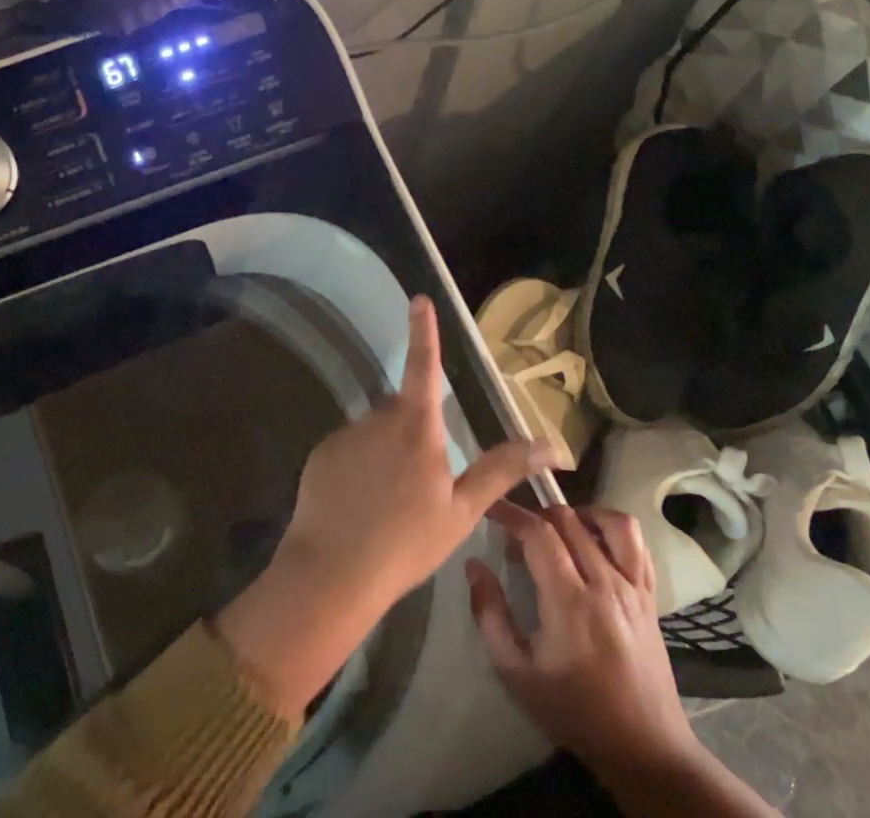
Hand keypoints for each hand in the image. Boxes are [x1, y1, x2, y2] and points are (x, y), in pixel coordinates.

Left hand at [280, 295, 549, 608]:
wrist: (333, 570)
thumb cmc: (407, 542)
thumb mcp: (462, 509)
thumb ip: (501, 469)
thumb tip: (551, 445)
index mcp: (416, 428)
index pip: (424, 367)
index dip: (424, 332)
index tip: (419, 299)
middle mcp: (376, 420)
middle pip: (402, 410)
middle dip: (415, 433)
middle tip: (421, 485)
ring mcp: (343, 436)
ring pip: (375, 433)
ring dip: (386, 454)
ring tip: (389, 506)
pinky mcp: (318, 455)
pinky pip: (349, 451)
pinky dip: (359, 469)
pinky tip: (361, 506)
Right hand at [467, 503, 698, 773]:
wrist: (643, 745)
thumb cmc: (572, 709)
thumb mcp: (514, 670)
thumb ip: (489, 614)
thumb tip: (474, 566)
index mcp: (569, 600)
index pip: (538, 533)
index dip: (509, 513)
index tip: (488, 510)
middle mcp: (606, 584)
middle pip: (569, 521)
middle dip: (534, 515)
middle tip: (511, 536)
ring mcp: (634, 588)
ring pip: (609, 523)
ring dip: (577, 515)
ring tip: (555, 532)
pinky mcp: (650, 597)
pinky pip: (636, 545)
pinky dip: (611, 530)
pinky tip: (591, 544)